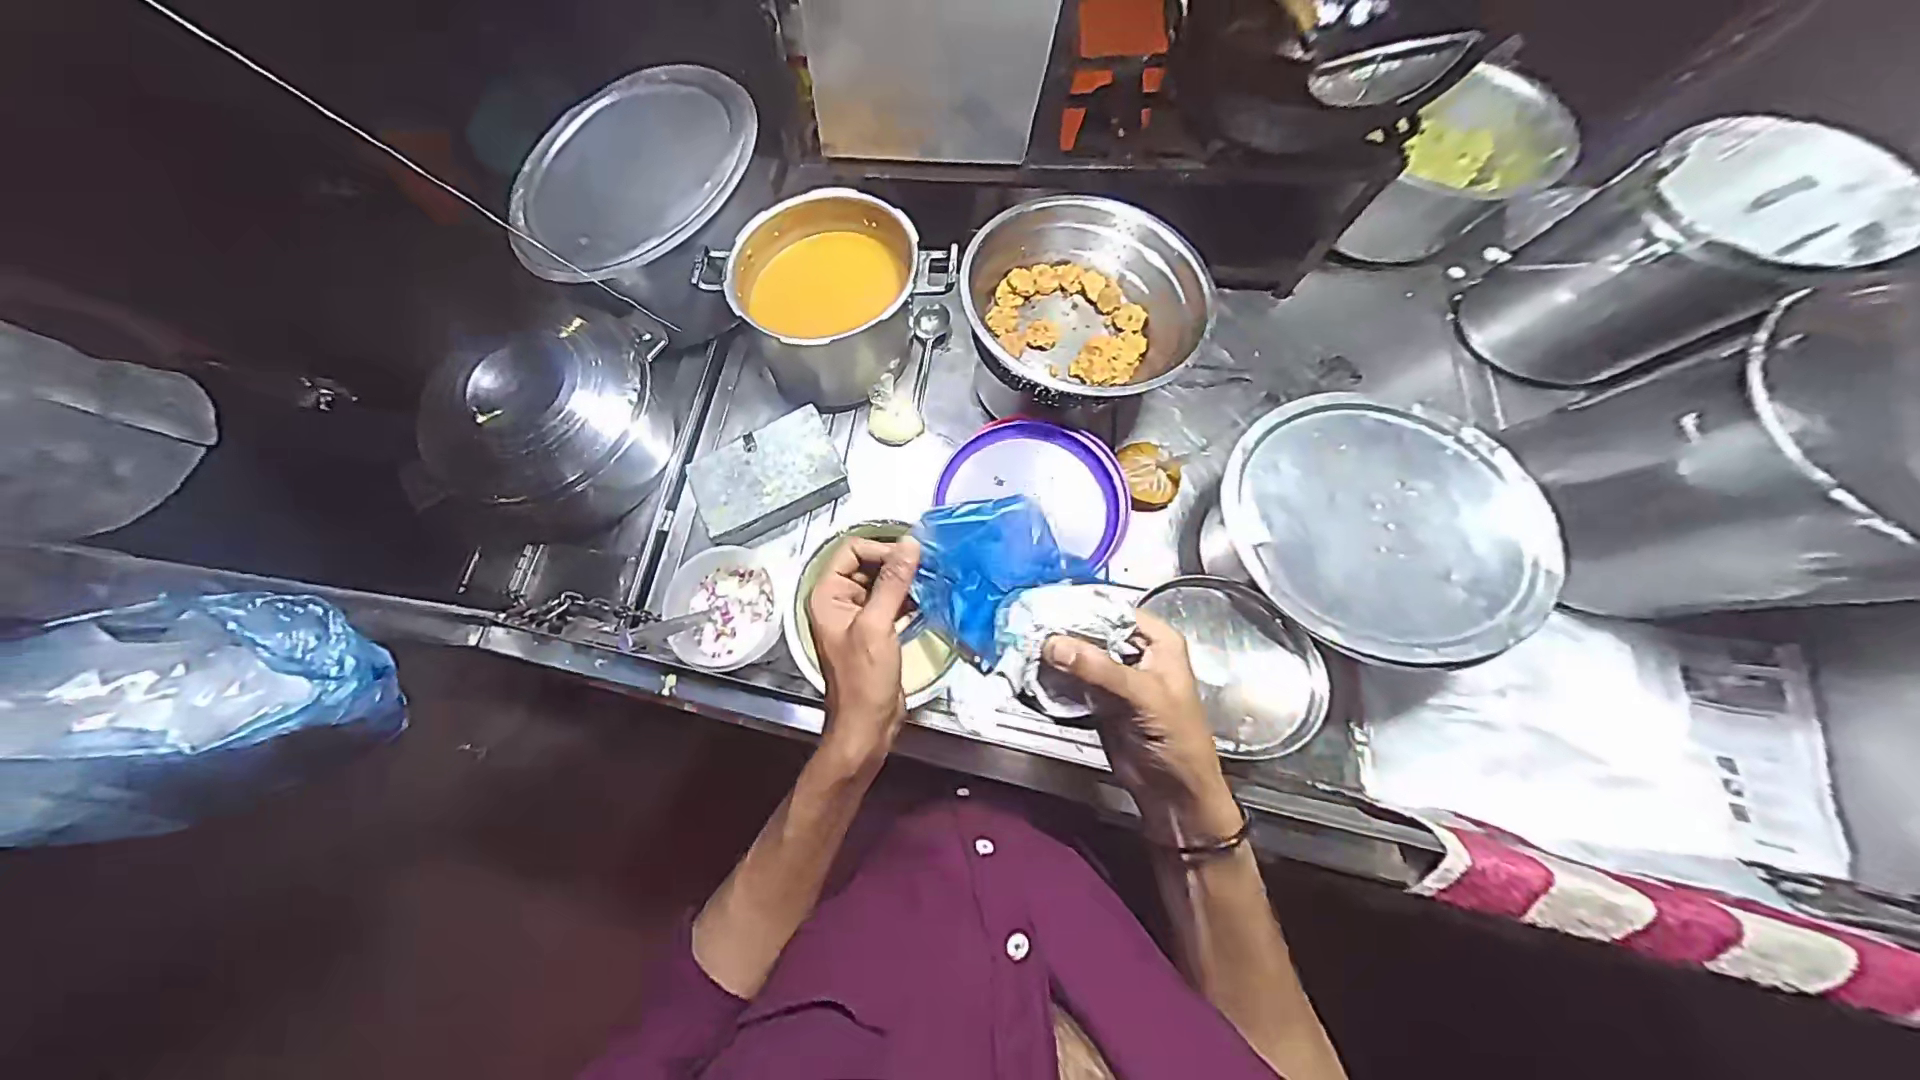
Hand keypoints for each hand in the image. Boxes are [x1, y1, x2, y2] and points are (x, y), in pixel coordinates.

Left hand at [807, 536, 921, 768]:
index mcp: (827, 595)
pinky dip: (909, 599)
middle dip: (897, 564)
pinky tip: (928, 600)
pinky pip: (892, 602)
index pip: (852, 550)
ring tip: (932, 582)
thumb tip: (909, 546)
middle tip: (927, 568)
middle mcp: (839, 602)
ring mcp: (858, 616)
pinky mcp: (876, 630)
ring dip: (906, 581)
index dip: (881, 549)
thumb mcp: (877, 626)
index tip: (910, 557)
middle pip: (869, 564)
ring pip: (883, 583)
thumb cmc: (863, 681)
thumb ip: (893, 582)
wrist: (866, 726)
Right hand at [1043, 612, 1240, 843]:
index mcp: (1158, 641)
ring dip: (1056, 654)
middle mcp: (1136, 652)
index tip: (1047, 606)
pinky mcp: (1098, 699)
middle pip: (1092, 630)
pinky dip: (1055, 677)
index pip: (1114, 610)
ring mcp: (1115, 676)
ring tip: (1026, 645)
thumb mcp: (1143, 697)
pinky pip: (1073, 679)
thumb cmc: (1178, 741)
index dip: (1082, 607)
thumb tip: (1055, 644)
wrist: (1175, 794)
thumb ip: (1099, 669)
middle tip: (1029, 627)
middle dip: (1063, 631)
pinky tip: (1035, 671)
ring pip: (1079, 654)